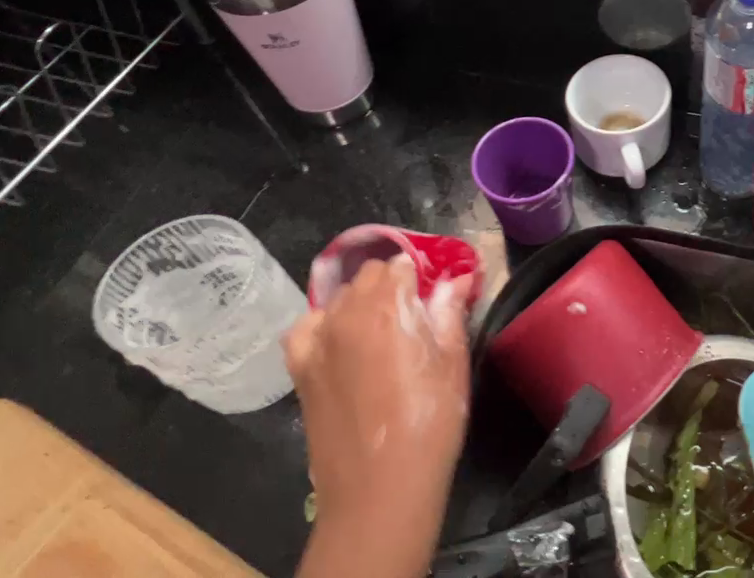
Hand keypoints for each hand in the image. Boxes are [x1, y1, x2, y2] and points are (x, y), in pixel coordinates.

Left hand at [284, 255, 470, 523]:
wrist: (379, 488)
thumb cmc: (430, 422)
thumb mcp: (453, 362)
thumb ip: (450, 312)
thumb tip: (454, 279)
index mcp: (388, 305)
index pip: (402, 264)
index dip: (423, 275)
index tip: (437, 294)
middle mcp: (347, 312)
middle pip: (369, 276)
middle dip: (392, 285)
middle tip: (414, 317)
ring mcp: (317, 340)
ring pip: (340, 298)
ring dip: (361, 303)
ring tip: (380, 335)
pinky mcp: (299, 368)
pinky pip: (307, 327)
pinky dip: (323, 325)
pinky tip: (340, 342)